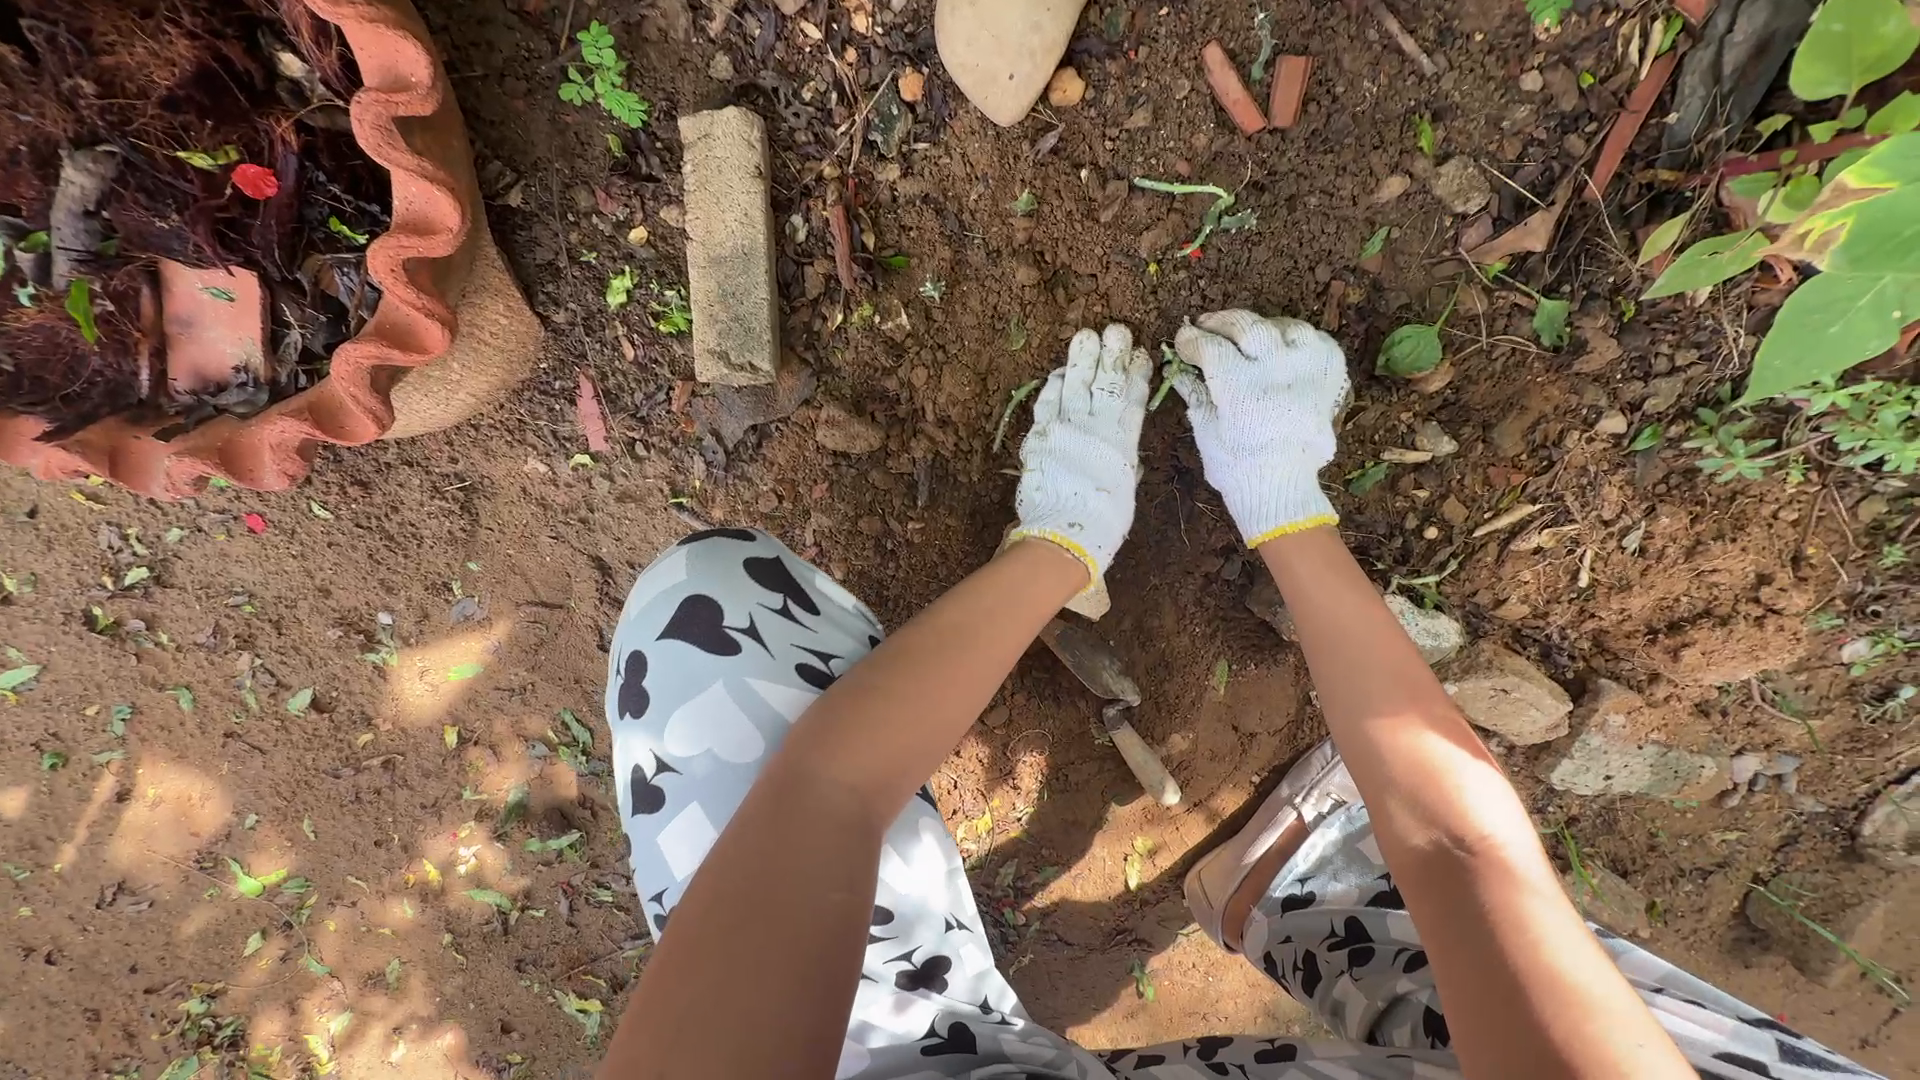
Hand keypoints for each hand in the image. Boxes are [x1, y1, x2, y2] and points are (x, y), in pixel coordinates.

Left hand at [1008, 324, 1150, 585]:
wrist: (1065, 532)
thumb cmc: (1102, 521)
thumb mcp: (1125, 487)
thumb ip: (1122, 461)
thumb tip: (1120, 449)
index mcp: (1124, 441)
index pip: (1133, 397)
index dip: (1136, 373)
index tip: (1139, 352)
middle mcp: (1097, 427)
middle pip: (1106, 381)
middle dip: (1112, 353)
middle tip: (1115, 329)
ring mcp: (1066, 426)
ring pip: (1076, 382)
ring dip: (1082, 358)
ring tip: (1087, 336)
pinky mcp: (1040, 433)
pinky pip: (1048, 401)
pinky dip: (1054, 385)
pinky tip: (1060, 373)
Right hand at [1172, 310, 1348, 546]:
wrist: (1282, 486)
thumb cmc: (1237, 466)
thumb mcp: (1207, 432)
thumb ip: (1196, 394)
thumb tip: (1178, 370)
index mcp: (1241, 388)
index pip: (1211, 347)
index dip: (1192, 340)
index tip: (1181, 340)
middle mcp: (1277, 370)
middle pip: (1247, 326)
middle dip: (1221, 322)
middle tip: (1206, 326)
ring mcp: (1308, 369)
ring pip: (1283, 327)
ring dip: (1259, 327)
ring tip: (1244, 336)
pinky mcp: (1329, 374)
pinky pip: (1314, 339)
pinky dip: (1293, 338)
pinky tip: (1279, 347)